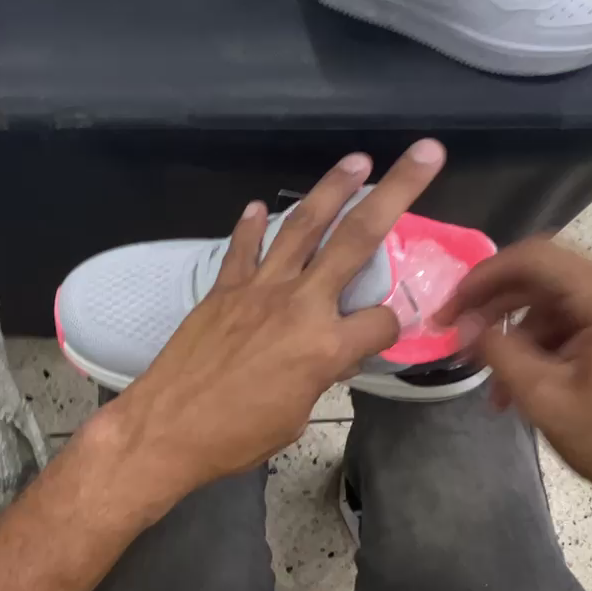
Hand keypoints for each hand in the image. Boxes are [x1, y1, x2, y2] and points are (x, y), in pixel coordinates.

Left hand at [94, 139, 447, 507]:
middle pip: (358, 239)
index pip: (380, 322)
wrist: (166, 429)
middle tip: (425, 152)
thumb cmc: (235, 438)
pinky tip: (257, 208)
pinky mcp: (223, 290)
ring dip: (332, 189)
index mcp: (325, 347)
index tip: (384, 334)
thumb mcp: (295, 418)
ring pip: (302, 227)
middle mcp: (300, 305)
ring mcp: (259, 291)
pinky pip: (242, 250)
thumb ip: (317, 379)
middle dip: (396, 191)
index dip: (391, 327)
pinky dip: (251, 227)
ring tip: (356, 161)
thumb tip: (326, 359)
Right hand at [433, 237, 591, 519]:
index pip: (533, 260)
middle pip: (544, 280)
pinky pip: (577, 321)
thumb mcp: (545, 398)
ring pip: (556, 305)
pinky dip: (545, 347)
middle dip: (495, 312)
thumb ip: (498, 352)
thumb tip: (465, 328)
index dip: (480, 280)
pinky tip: (525, 385)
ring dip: (519, 339)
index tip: (447, 312)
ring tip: (496, 389)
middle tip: (458, 344)